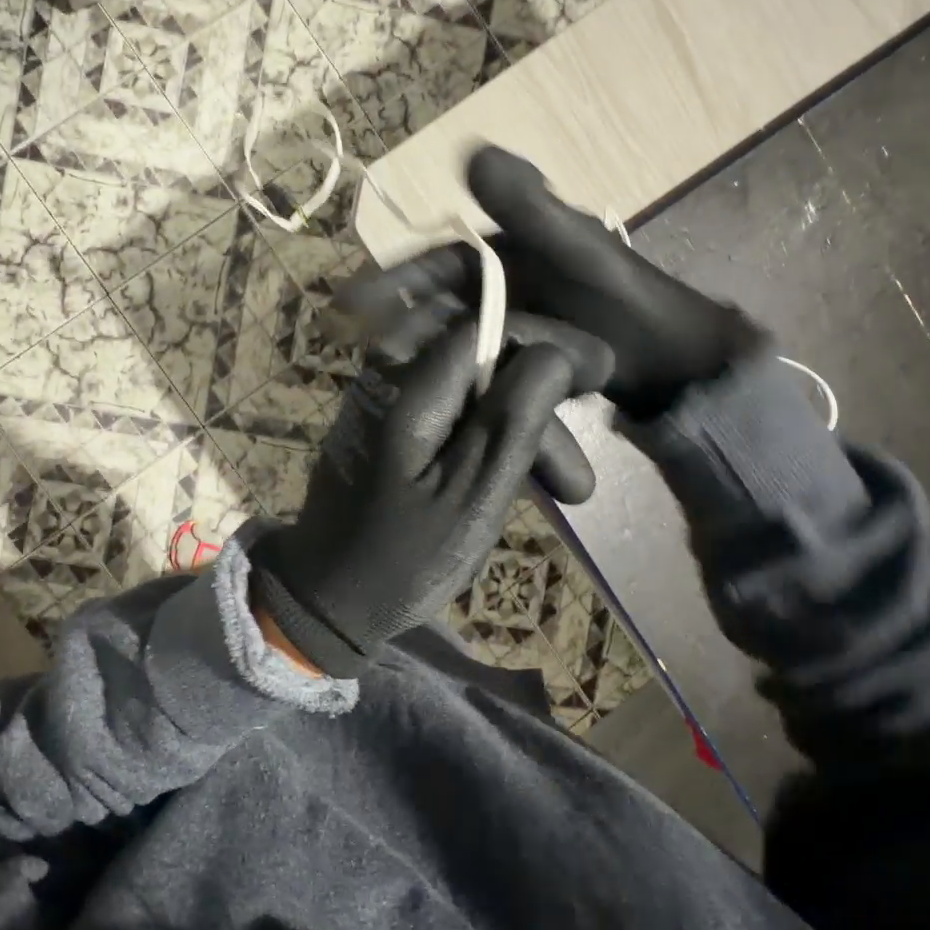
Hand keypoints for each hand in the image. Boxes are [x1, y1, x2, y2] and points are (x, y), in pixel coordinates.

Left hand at [249, 317, 611, 677]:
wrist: (326, 601)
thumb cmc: (403, 557)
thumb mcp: (473, 494)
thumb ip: (514, 416)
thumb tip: (552, 351)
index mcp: (408, 388)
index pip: (487, 328)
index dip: (549, 342)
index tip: (603, 371)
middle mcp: (390, 380)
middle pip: (481, 359)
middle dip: (540, 405)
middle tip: (580, 471)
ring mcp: (383, 405)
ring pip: (469, 390)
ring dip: (520, 429)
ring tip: (568, 490)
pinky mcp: (384, 431)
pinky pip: (448, 412)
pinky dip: (487, 437)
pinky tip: (520, 478)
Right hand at [341, 145, 764, 418]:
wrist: (681, 365)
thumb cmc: (631, 302)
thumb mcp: (582, 251)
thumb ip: (531, 209)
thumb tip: (472, 151)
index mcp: (506, 253)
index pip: (434, 265)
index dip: (392, 283)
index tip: (350, 306)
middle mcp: (500, 290)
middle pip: (435, 312)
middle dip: (399, 335)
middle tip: (364, 361)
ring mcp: (508, 333)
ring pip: (453, 349)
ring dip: (425, 370)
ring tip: (390, 397)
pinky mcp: (517, 370)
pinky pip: (478, 379)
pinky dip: (458, 393)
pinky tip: (432, 416)